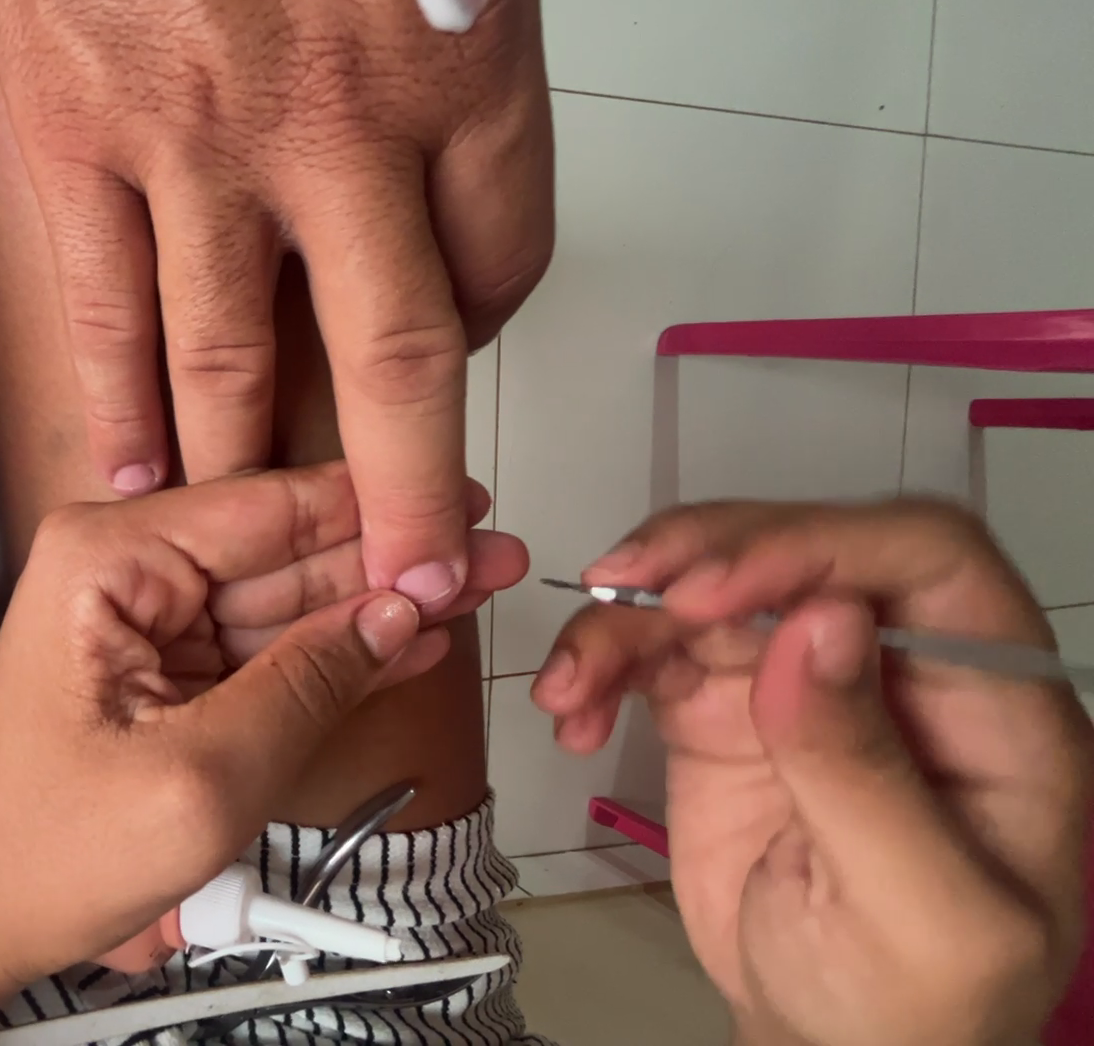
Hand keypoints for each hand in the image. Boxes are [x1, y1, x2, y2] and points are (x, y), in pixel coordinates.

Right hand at [0, 0, 553, 612]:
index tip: (451, 366)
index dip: (481, 335)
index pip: (500, 259)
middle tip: (412, 582)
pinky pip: (112, 309)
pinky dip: (122, 405)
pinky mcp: (83, 142)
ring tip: (253, 548)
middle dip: (404, 493)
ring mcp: (196, 143)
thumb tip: (441, 226)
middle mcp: (332, 122)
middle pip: (393, 358)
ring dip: (248, 471)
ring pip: (234, 357)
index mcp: (452, 56)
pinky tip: (134, 471)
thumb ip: (459, 70)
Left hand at [89, 474, 527, 972]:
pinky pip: (261, 648)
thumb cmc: (45, 850)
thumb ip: (305, 685)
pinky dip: (328, 655)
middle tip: (483, 557)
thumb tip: (392, 617)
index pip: (262, 508)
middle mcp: (123, 568)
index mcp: (106, 558)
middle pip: (280, 550)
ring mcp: (146, 617)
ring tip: (463, 598)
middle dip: (383, 561)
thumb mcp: (200, 775)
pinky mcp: (166, 664)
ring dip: (369, 608)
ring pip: (281, 600)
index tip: (456, 509)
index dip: (369, 511)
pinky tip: (399, 646)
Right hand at [533, 500, 1091, 1045]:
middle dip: (687, 556)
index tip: (701, 592)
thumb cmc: (905, 996)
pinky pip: (638, 653)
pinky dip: (591, 670)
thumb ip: (867, 767)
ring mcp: (781, 679)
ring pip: (687, 597)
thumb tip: (818, 624)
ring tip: (564, 691)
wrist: (819, 1031)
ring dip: (611, 625)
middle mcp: (875, 664)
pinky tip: (570, 718)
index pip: (913, 558)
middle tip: (611, 587)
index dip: (807, 546)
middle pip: (780, 553)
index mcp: (979, 701)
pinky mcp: (705, 703)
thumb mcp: (921, 909)